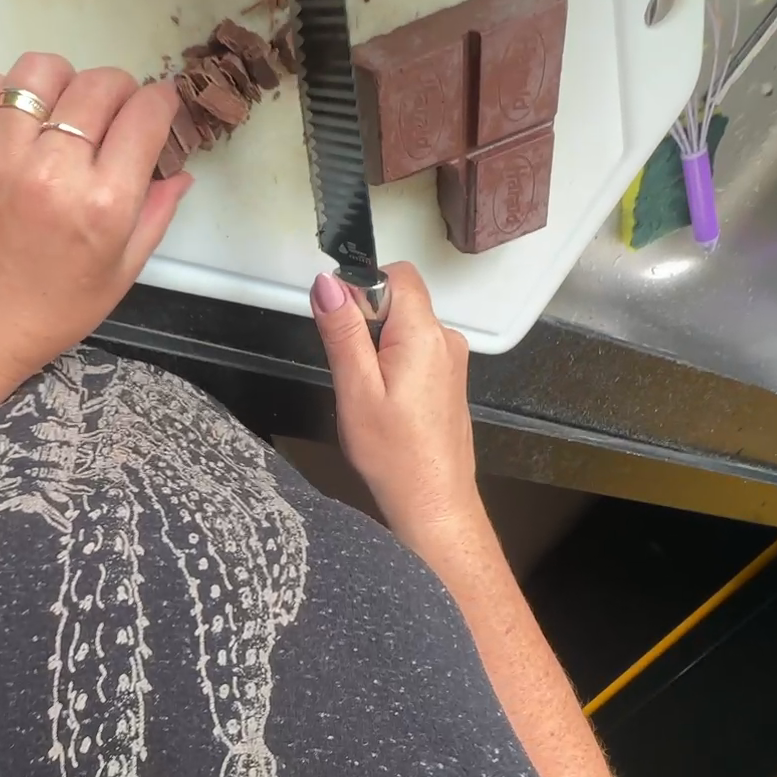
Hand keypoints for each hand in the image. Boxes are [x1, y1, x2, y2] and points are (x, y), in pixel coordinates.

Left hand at [0, 52, 194, 383]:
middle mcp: (54, 172)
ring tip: (60, 113)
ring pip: (39, 72)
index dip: (160, 103)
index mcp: (105, 204)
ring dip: (61, 83)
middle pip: (99, 84)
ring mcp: (1, 159)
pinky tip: (15, 120)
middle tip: (112, 117)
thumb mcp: (124, 270)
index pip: (146, 114)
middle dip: (119, 91)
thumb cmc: (62, 306)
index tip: (156, 111)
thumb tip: (182, 169)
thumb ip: (156, 214)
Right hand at [310, 263, 481, 543]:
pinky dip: (391, 363)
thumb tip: (326, 282)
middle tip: (350, 371)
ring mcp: (450, 359)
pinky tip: (383, 401)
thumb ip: (342, 332)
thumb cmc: (392, 453)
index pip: (396, 274)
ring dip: (376, 346)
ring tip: (366, 392)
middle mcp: (445, 338)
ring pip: (403, 327)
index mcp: (423, 334)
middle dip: (365, 322)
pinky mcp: (447, 378)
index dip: (361, 288)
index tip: (340, 327)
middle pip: (399, 299)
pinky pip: (414, 350)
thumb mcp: (355, 390)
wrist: (432, 501)